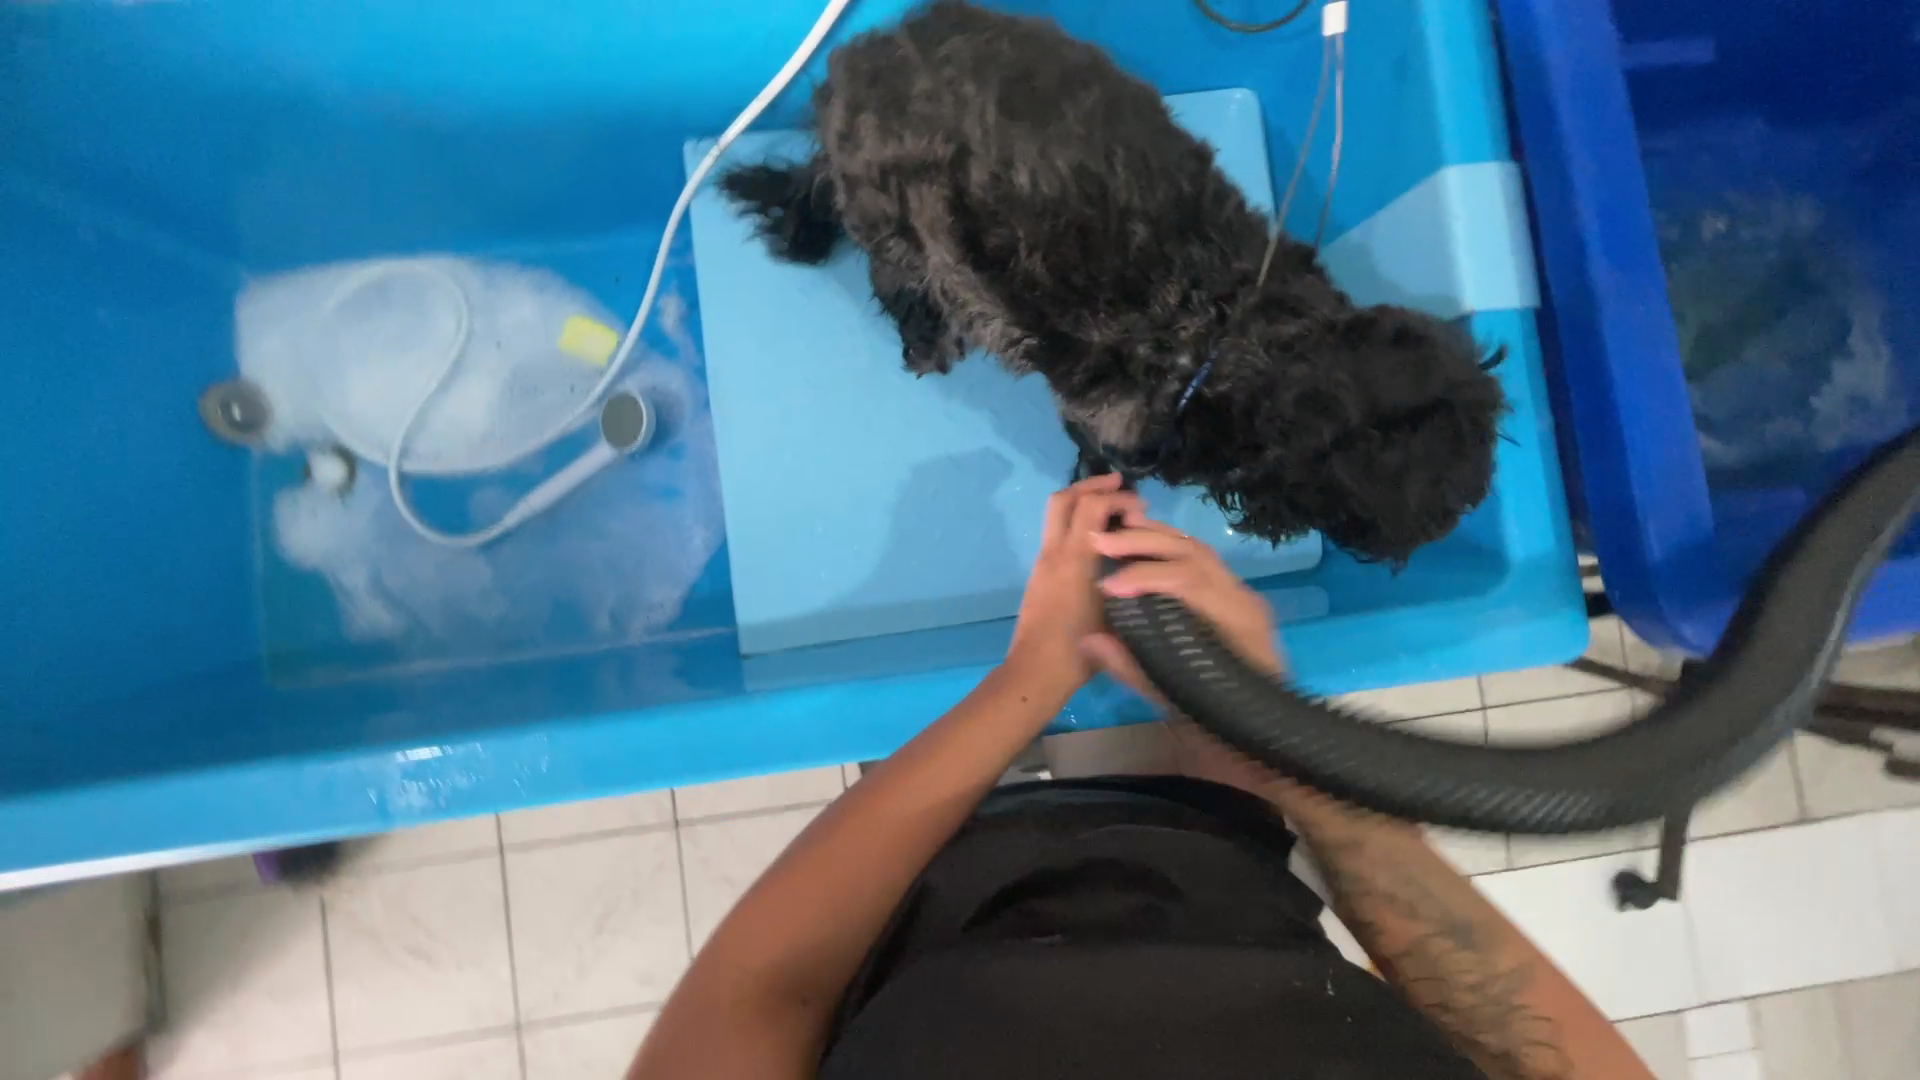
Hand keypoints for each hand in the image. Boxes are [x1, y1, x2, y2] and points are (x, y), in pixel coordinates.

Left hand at [1005, 473, 1142, 692]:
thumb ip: (1129, 584)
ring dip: (1082, 504)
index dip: (1116, 498)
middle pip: (1063, 500)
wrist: (1035, 673)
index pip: (1091, 506)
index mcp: (1075, 561)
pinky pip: (1056, 535)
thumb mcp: (1117, 619)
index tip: (1140, 508)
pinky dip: (1076, 525)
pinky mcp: (1038, 576)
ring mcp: (1042, 564)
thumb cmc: (1080, 652)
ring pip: (1055, 516)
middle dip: (1091, 486)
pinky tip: (1099, 541)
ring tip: (1111, 510)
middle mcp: (1054, 554)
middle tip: (1118, 486)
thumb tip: (1144, 563)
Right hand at [1079, 515, 1289, 795]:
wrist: (1271, 741)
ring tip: (1112, 534)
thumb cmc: (1227, 726)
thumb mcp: (1178, 703)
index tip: (1106, 585)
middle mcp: (1242, 599)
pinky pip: (1198, 562)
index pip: (1190, 579)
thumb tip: (1089, 640)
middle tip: (1098, 540)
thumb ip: (1133, 669)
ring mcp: (1239, 596)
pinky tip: (1138, 549)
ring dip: (1153, 538)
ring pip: (1197, 550)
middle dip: (1143, 542)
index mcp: (1237, 622)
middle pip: (1193, 553)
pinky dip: (1165, 549)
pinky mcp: (1230, 599)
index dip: (1145, 575)